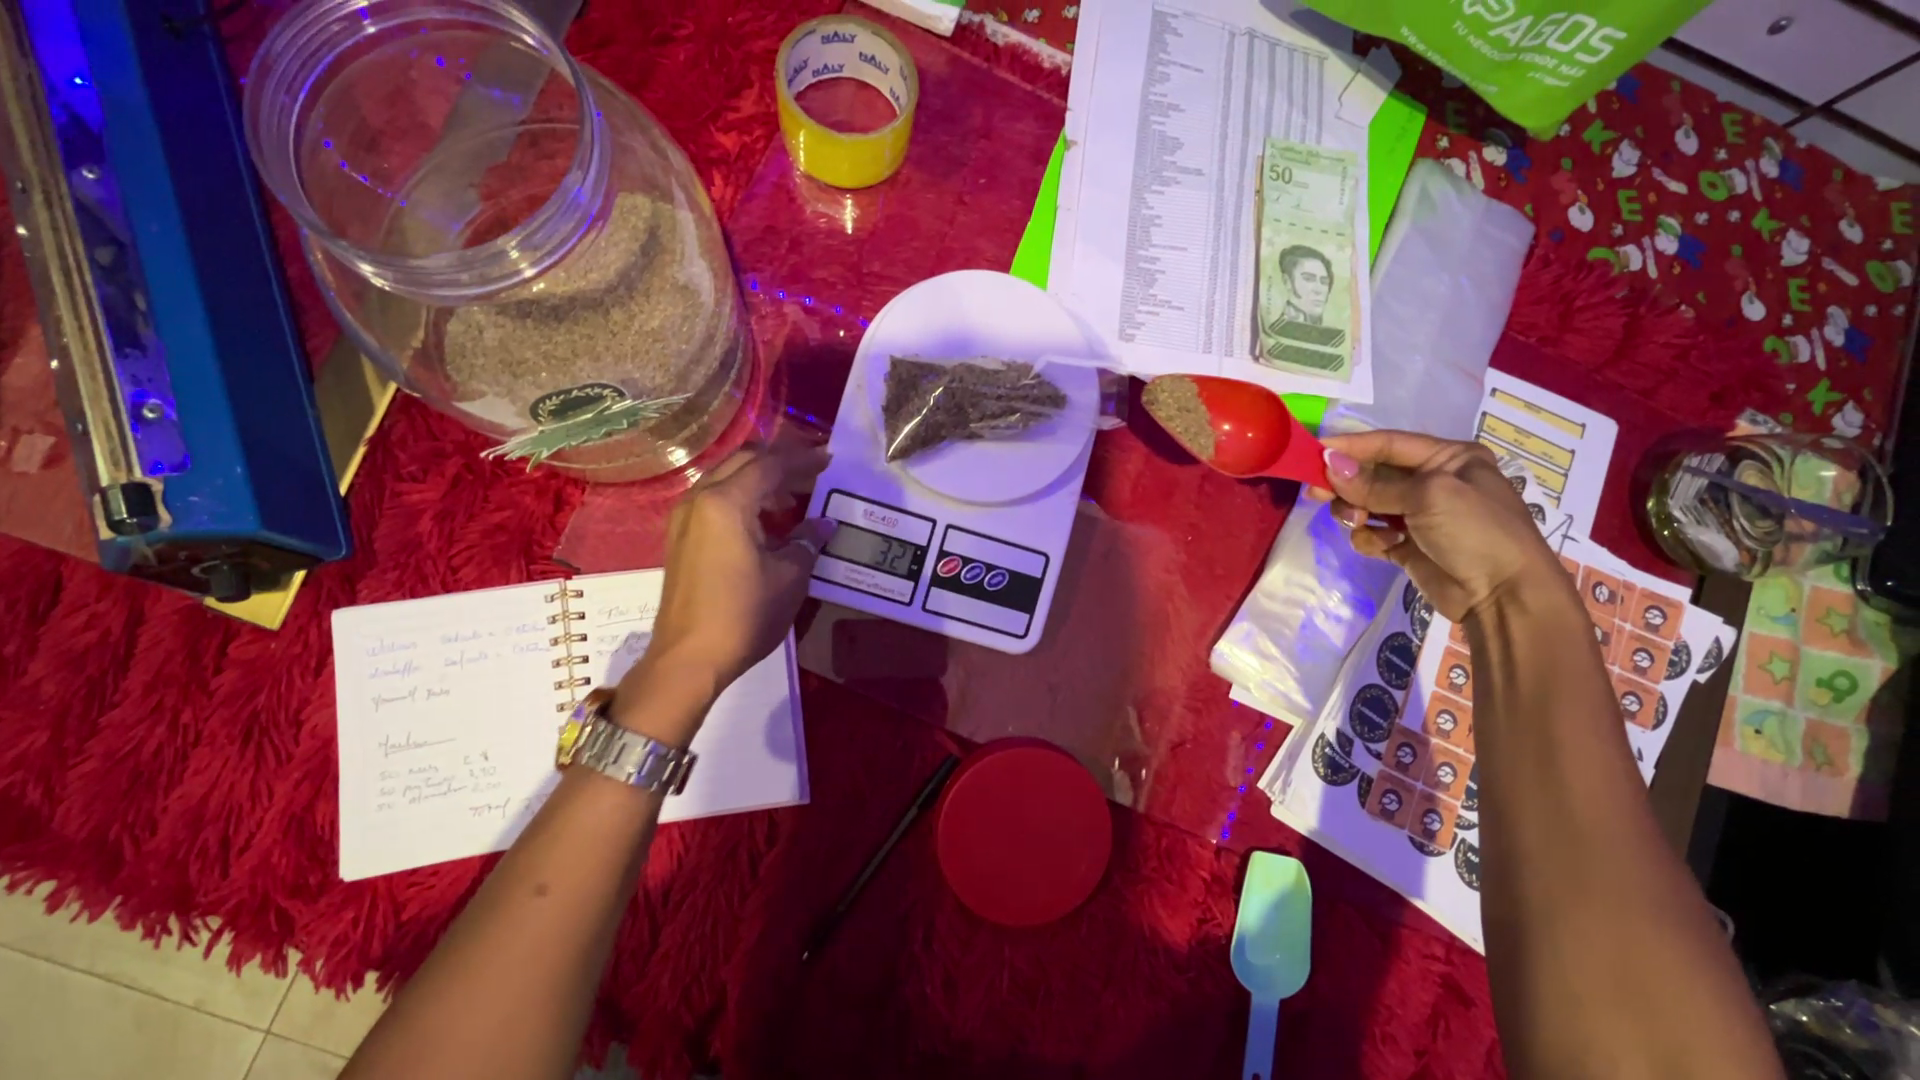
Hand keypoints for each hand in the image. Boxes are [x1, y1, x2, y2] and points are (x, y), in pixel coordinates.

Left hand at [616, 438, 834, 721]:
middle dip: (780, 461)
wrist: (689, 658)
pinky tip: (767, 518)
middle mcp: (700, 499)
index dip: (802, 459)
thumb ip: (807, 542)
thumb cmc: (743, 616)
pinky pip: (715, 499)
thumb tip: (823, 525)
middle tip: (813, 471)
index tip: (829, 458)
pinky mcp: (681, 537)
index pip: (770, 465)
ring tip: (795, 496)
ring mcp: (685, 517)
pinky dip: (743, 497)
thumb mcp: (789, 578)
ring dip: (760, 479)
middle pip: (743, 462)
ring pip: (726, 478)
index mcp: (726, 502)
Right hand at [1306, 430, 1568, 622]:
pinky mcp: (1407, 545)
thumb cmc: (1476, 531)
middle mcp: (1432, 482)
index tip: (1313, 454)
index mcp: (1448, 458)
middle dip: (1346, 483)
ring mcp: (1419, 515)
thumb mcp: (1428, 497)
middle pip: (1372, 474)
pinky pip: (1372, 533)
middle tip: (1315, 493)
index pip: (1388, 443)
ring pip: (1366, 504)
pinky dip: (1370, 538)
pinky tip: (1384, 546)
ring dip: (1356, 512)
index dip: (1350, 447)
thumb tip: (1328, 464)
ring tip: (1358, 523)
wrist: (1505, 595)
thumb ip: (1374, 484)